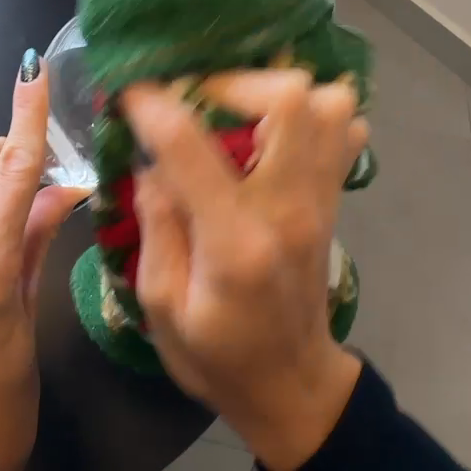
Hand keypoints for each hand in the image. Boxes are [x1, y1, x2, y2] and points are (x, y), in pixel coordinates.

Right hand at [122, 69, 369, 470]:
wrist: (293, 389)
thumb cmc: (216, 355)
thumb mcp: (161, 304)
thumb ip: (156, 223)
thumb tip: (152, 160)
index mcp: (234, 242)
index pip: (191, 145)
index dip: (152, 104)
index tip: (128, 90)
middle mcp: (288, 208)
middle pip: (290, 100)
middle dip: (231, 81)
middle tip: (194, 96)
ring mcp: (319, 200)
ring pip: (327, 105)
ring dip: (276, 91)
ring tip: (234, 109)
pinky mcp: (331, 199)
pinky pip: (342, 129)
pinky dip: (310, 112)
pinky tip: (271, 127)